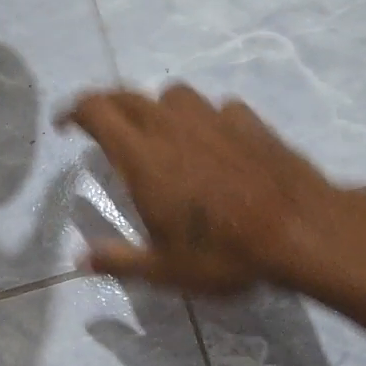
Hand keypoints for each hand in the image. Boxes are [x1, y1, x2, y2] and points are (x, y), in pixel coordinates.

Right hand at [60, 86, 344, 294]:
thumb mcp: (165, 269)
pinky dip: (205, 121)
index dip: (73, 111)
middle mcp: (172, 126)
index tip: (63, 125)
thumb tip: (79, 261)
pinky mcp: (249, 121)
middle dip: (107, 106)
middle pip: (128, 96)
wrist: (302, 230)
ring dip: (157, 109)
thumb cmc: (225, 253)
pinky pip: (217, 109)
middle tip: (99, 127)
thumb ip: (119, 261)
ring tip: (160, 136)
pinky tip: (214, 145)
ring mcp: (213, 118)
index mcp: (143, 156)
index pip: (96, 110)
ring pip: (172, 96)